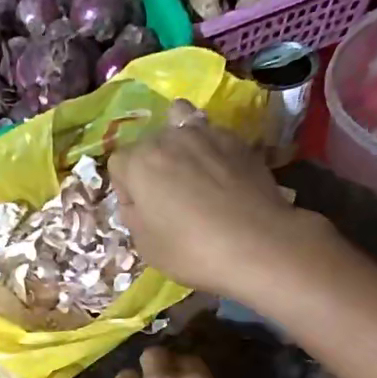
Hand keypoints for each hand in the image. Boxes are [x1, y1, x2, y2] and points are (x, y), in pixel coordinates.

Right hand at [109, 102, 332, 295]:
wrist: (258, 244)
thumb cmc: (193, 251)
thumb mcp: (147, 247)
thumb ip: (133, 217)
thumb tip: (137, 202)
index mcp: (139, 163)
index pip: (118, 164)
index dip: (126, 189)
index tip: (142, 212)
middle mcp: (168, 138)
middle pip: (150, 144)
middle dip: (153, 166)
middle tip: (170, 198)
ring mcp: (206, 134)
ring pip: (182, 126)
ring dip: (181, 148)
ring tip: (194, 173)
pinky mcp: (237, 140)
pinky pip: (213, 136)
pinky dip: (211, 150)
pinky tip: (222, 174)